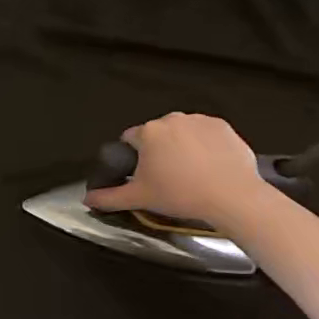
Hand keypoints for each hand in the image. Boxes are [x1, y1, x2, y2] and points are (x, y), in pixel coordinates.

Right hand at [84, 112, 266, 225]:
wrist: (231, 196)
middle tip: (166, 178)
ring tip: (190, 174)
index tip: (143, 174)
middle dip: (158, 152)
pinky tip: (209, 167)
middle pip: (157, 135)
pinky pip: (206, 134)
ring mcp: (200, 120)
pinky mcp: (223, 126)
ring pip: (182, 133)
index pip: (130, 139)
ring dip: (181, 147)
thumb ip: (109, 197)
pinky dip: (205, 147)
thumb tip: (88, 199)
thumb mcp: (139, 198)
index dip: (133, 158)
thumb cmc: (181, 195)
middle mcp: (172, 119)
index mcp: (148, 132)